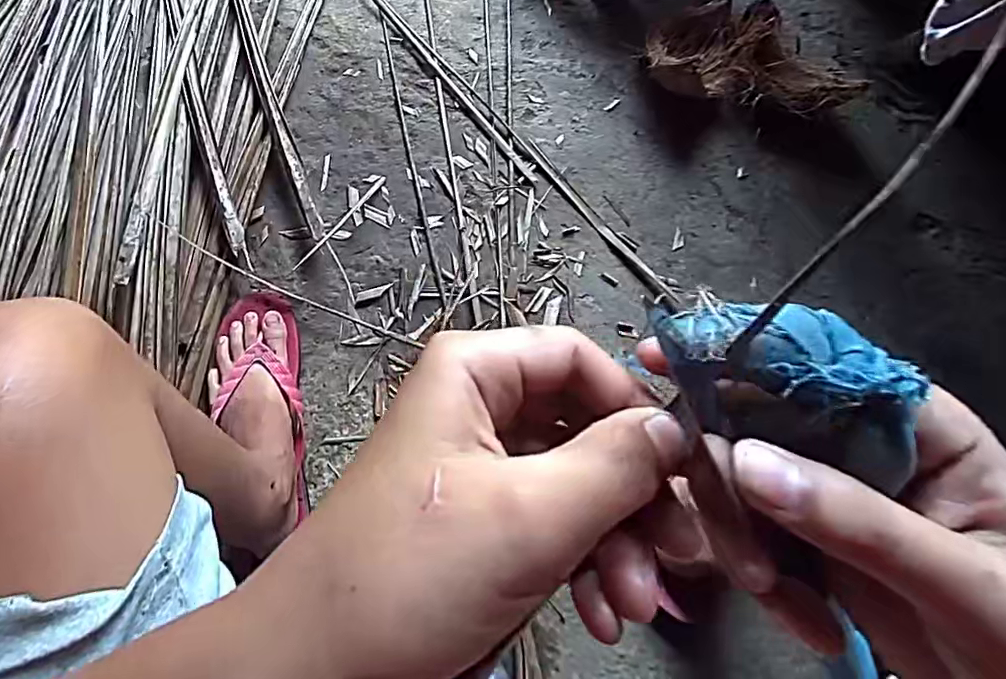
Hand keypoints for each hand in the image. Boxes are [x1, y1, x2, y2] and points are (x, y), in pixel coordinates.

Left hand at [247, 327, 693, 678]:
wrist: (325, 661)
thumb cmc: (408, 571)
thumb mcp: (527, 515)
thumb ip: (612, 465)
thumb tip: (670, 430)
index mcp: (471, 370)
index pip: (574, 356)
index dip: (631, 402)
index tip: (681, 460)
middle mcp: (475, 403)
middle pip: (581, 422)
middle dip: (632, 491)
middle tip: (677, 547)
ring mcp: (478, 460)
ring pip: (574, 477)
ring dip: (615, 540)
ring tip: (634, 599)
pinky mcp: (481, 512)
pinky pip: (550, 517)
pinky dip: (584, 561)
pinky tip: (600, 609)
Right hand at [638, 338, 1005, 678]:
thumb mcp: (980, 590)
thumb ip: (864, 523)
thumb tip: (747, 460)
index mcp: (911, 419)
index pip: (813, 359)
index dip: (737, 347)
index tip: (669, 355)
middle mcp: (857, 441)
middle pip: (755, 412)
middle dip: (726, 465)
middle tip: (723, 521)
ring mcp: (827, 490)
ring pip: (737, 471)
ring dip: (738, 530)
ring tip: (775, 592)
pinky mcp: (806, 537)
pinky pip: (745, 527)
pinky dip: (756, 571)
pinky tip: (805, 618)